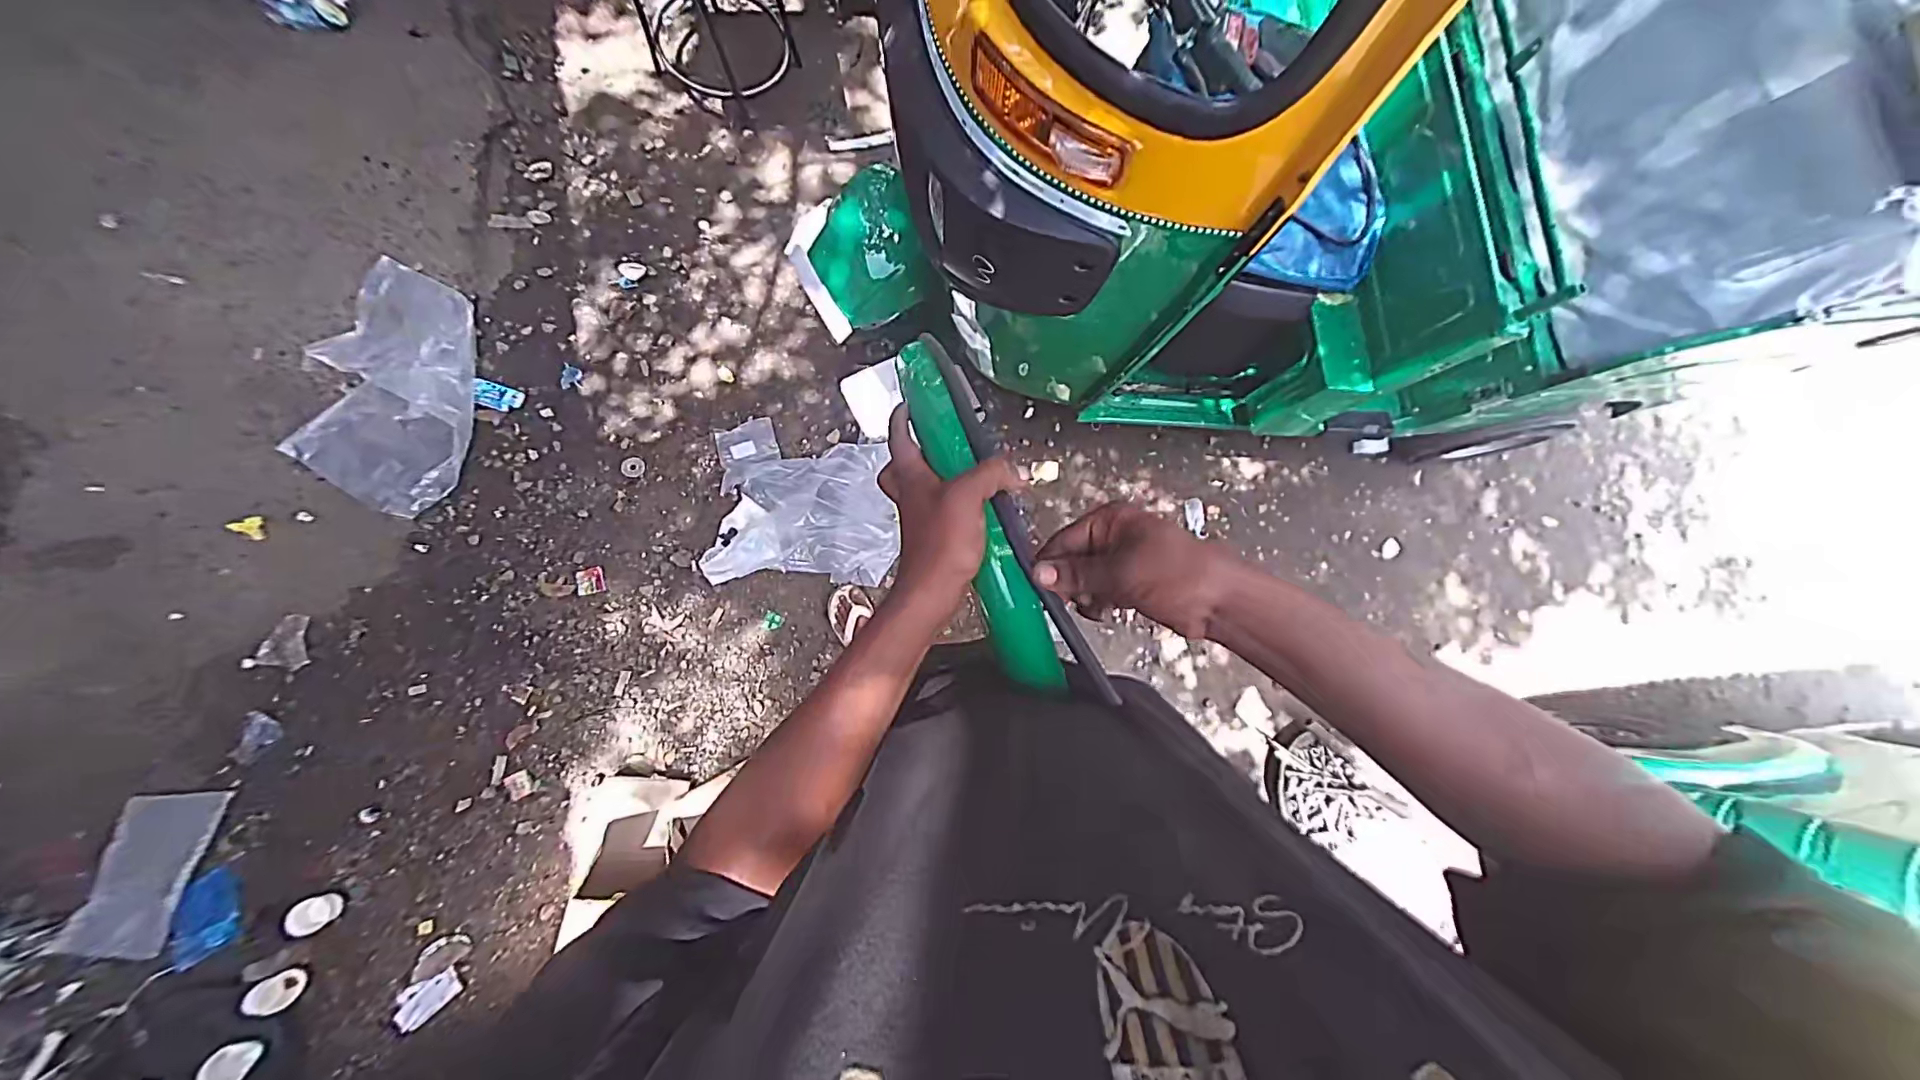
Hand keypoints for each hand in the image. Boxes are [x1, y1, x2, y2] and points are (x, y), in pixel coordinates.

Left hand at [877, 405, 1019, 612]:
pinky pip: (945, 510)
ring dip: (945, 477)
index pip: (899, 435)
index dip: (903, 416)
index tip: (912, 403)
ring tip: (975, 472)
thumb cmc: (939, 545)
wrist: (933, 592)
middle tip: (945, 443)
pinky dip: (961, 504)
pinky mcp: (935, 535)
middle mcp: (911, 494)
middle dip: (921, 450)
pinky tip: (985, 506)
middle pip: (905, 463)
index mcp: (910, 476)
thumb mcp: (968, 495)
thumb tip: (1013, 472)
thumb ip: (992, 474)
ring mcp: (921, 516)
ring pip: (926, 487)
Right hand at [1034, 502, 1237, 638]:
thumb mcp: (1119, 573)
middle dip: (1069, 582)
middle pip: (1071, 560)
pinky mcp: (1129, 584)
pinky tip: (1105, 611)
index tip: (1037, 586)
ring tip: (1098, 605)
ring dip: (1084, 596)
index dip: (1050, 563)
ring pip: (1084, 580)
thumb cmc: (1178, 573)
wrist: (1220, 601)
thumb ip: (1076, 574)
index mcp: (1110, 520)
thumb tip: (1039, 573)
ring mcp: (1121, 562)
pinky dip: (1098, 603)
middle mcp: (1113, 537)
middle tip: (1072, 599)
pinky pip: (1099, 593)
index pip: (1064, 539)